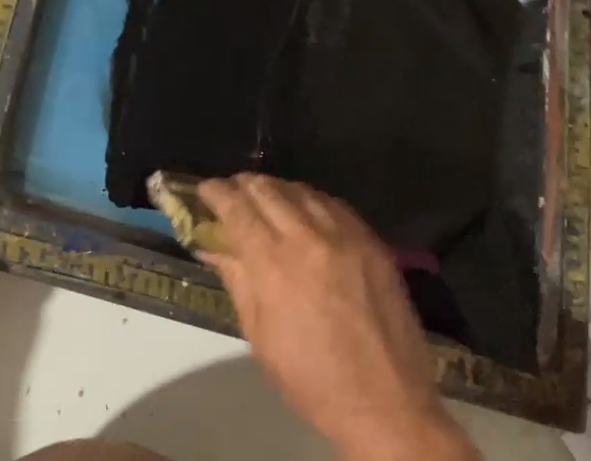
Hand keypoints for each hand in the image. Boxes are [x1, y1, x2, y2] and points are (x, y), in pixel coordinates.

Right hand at [197, 175, 475, 460]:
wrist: (386, 406)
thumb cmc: (311, 379)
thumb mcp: (259, 334)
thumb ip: (236, 279)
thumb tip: (211, 246)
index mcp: (272, 263)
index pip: (235, 206)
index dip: (214, 191)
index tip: (204, 190)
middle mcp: (307, 238)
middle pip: (266, 188)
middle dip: (241, 185)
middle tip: (231, 193)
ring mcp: (345, 237)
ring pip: (301, 190)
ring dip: (276, 189)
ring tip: (265, 199)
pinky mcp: (373, 244)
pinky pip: (334, 205)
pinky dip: (311, 201)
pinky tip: (305, 212)